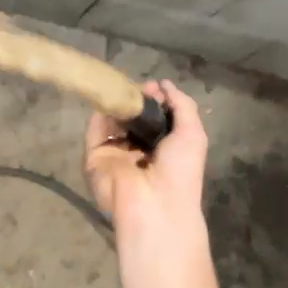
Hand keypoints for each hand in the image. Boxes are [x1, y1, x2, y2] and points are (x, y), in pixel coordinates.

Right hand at [83, 80, 207, 228]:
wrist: (155, 203)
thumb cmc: (180, 170)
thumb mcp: (193, 134)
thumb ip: (182, 106)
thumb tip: (164, 84)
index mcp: (162, 147)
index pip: (154, 118)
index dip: (155, 100)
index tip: (154, 86)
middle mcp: (137, 150)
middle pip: (131, 118)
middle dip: (135, 100)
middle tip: (137, 87)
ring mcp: (115, 153)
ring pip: (112, 122)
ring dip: (118, 105)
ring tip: (123, 91)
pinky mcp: (94, 157)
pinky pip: (94, 132)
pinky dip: (99, 116)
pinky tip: (108, 101)